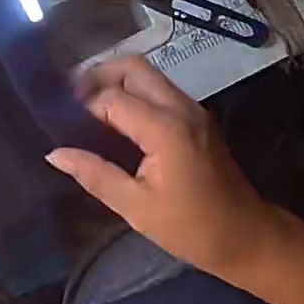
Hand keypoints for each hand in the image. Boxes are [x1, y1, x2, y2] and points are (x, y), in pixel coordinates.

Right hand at [48, 56, 288, 282]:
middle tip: (71, 100)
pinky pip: (160, 89)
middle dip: (98, 76)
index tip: (59, 119)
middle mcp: (180, 107)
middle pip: (133, 68)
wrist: (247, 235)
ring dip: (116, 81)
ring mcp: (192, 108)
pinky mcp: (197, 115)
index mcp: (165, 128)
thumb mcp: (136, 207)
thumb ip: (95, 174)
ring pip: (148, 74)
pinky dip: (134, 91)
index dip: (83, 106)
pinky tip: (116, 117)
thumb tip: (55, 154)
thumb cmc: (192, 228)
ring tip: (88, 107)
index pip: (112, 98)